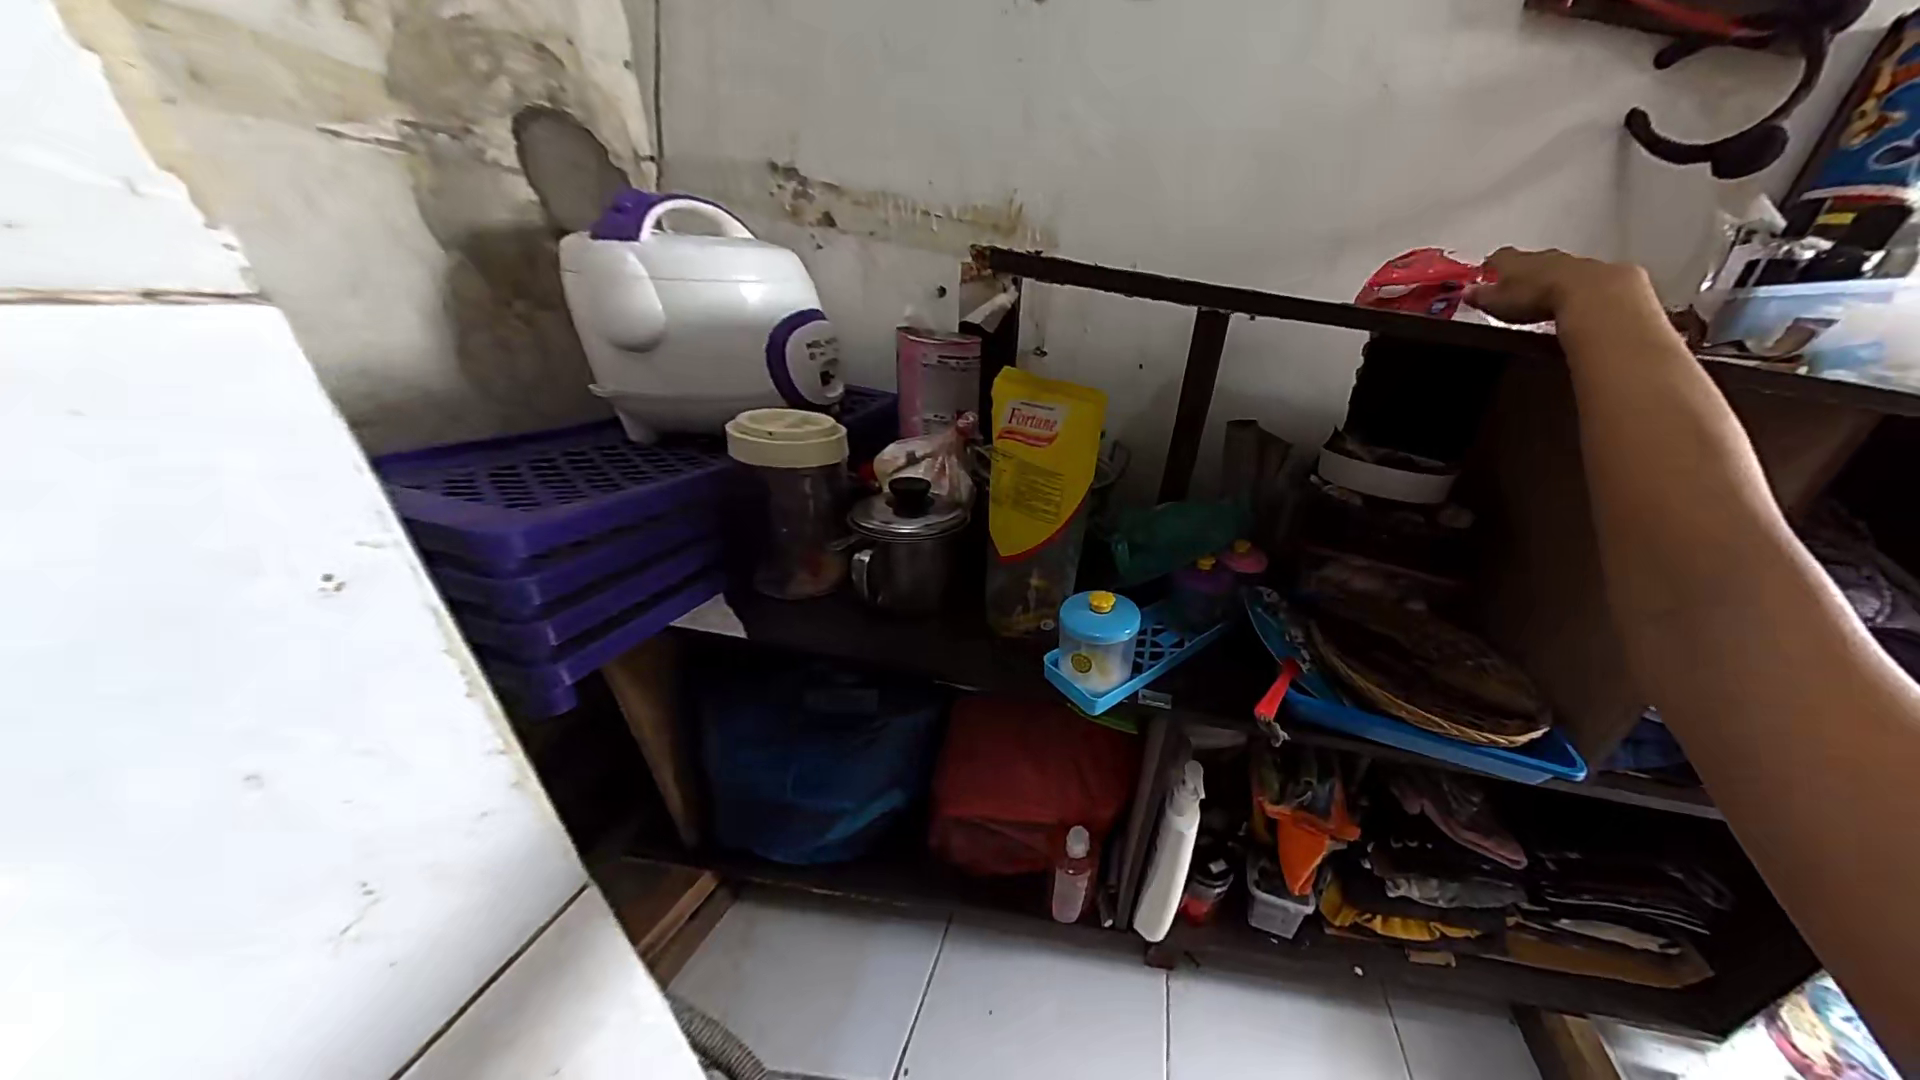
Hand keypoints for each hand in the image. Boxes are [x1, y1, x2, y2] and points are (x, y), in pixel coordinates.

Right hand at [1467, 247, 1652, 324]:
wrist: (1590, 293)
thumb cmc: (1534, 296)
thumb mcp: (1495, 302)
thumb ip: (1480, 296)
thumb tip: (1465, 291)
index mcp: (1515, 261)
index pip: (1498, 257)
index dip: (1490, 265)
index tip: (1485, 273)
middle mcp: (1543, 256)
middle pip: (1528, 260)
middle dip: (1520, 271)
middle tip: (1513, 287)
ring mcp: (1571, 262)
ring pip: (1554, 267)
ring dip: (1546, 278)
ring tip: (1540, 297)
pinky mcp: (1596, 273)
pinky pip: (1577, 278)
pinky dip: (1570, 287)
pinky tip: (1567, 301)